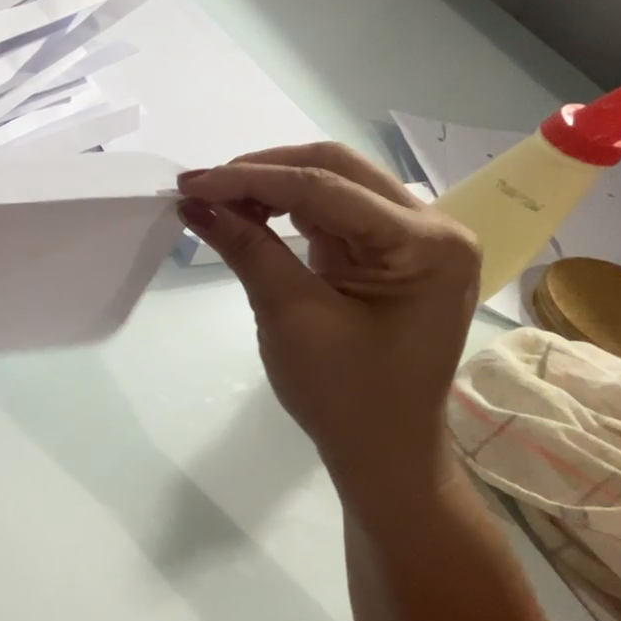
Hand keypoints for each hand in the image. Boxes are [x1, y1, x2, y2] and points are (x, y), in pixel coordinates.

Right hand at [177, 143, 480, 511]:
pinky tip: (248, 215)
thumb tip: (193, 203)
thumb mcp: (290, 316)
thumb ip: (247, 248)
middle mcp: (432, 227)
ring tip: (216, 202)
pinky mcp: (389, 253)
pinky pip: (333, 212)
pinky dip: (286, 208)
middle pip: (336, 169)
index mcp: (425, 244)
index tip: (188, 184)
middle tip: (200, 189)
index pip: (323, 187)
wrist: (384, 451)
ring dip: (271, 186)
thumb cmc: (345, 394)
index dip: (249, 179)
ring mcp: (413, 239)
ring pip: (334, 183)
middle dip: (262, 171)